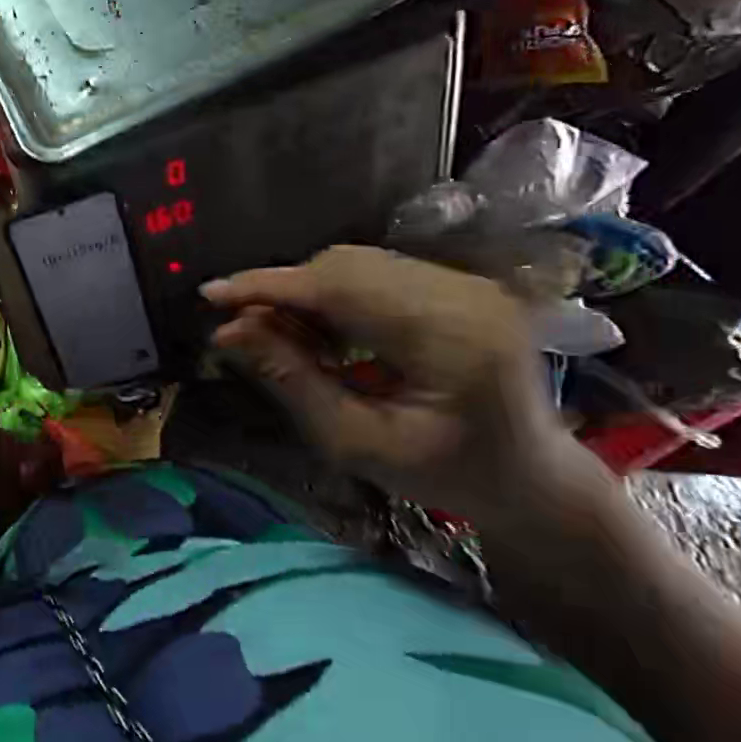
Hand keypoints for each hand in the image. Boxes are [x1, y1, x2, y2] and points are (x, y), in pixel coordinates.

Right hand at [203, 245, 605, 525]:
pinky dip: (332, 295)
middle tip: (246, 332)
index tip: (210, 294)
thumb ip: (291, 381)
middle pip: (345, 265)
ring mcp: (469, 285)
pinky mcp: (460, 285)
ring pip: (355, 263)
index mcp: (452, 339)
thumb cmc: (444, 474)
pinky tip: (325, 333)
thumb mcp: (354, 441)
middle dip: (283, 291)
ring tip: (287, 339)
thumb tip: (227, 332)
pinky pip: (374, 271)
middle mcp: (466, 295)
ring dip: (305, 293)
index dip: (268, 286)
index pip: (341, 288)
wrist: (530, 478)